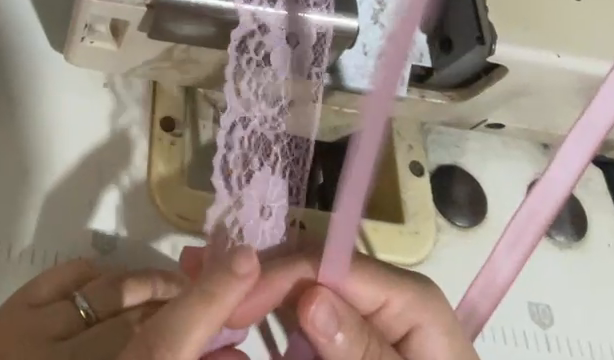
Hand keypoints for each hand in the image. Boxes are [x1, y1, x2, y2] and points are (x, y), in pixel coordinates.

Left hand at [0, 247, 263, 359]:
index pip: (164, 344)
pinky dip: (102, 278)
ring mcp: (29, 339)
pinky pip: (74, 274)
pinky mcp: (9, 316)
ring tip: (166, 296)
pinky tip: (115, 294)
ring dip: (148, 289)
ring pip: (112, 289)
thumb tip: (236, 349)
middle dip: (183, 304)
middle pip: (143, 316)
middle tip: (208, 305)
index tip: (247, 260)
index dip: (209, 301)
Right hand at [185, 246, 477, 359]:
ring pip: (301, 294)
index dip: (274, 279)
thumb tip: (311, 297)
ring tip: (212, 305)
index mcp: (406, 295)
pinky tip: (241, 321)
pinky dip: (277, 321)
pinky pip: (310, 320)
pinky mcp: (354, 334)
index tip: (231, 308)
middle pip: (307, 272)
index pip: (326, 264)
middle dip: (257, 285)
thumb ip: (364, 349)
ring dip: (258, 301)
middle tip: (207, 302)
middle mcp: (382, 292)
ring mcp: (367, 312)